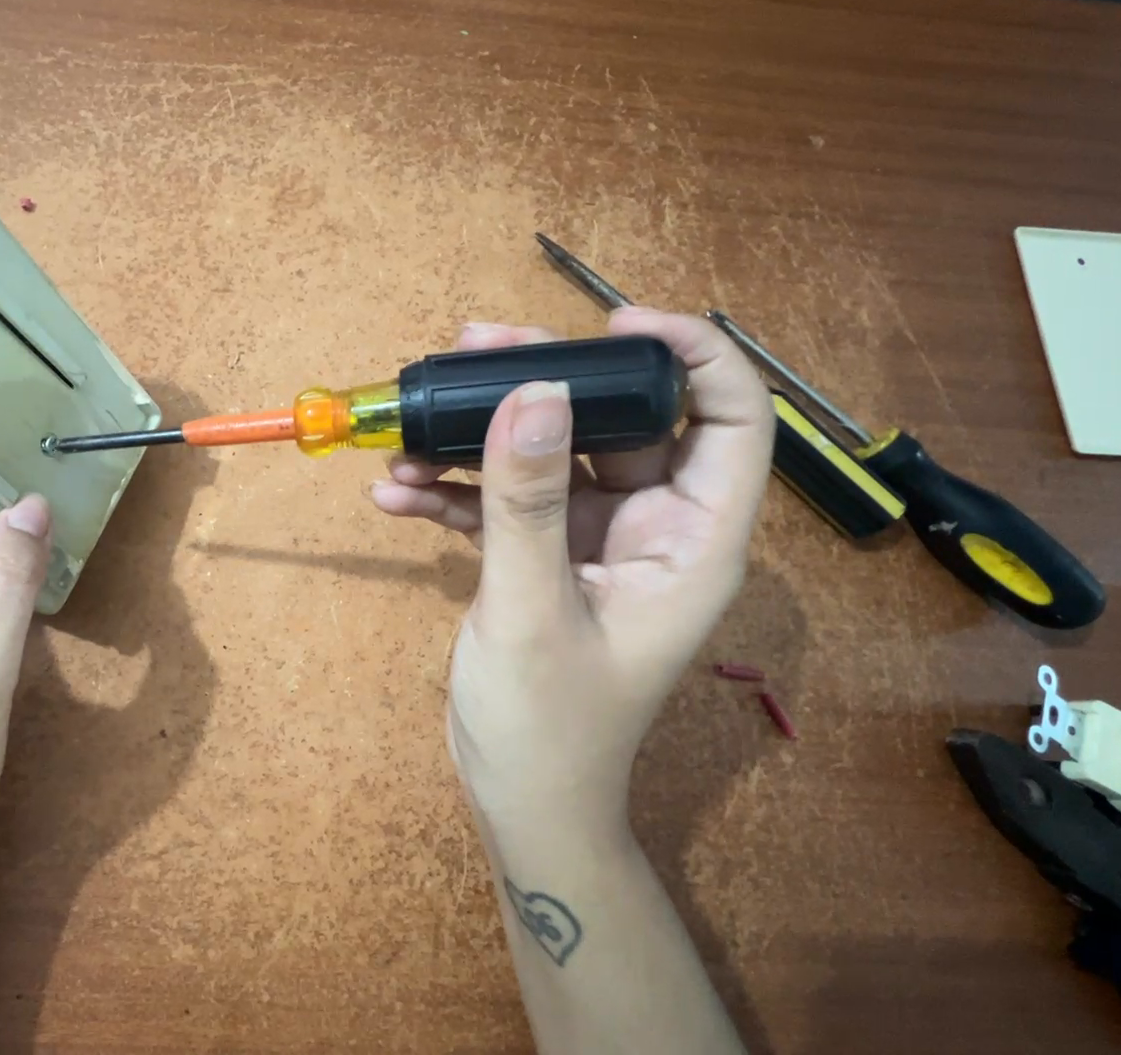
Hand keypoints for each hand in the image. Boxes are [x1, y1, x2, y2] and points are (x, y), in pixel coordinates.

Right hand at [369, 309, 773, 840]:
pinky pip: (500, 504)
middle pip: (610, 423)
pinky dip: (450, 496)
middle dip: (539, 385)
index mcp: (689, 542)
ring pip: (543, 457)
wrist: (517, 797)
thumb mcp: (531, 609)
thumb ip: (526, 503)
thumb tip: (529, 395)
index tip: (611, 323)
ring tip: (407, 430)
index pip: (727, 420)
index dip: (689, 356)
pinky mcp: (538, 559)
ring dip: (475, 441)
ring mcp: (588, 542)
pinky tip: (392, 496)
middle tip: (470, 350)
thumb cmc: (547, 724)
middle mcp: (647, 528)